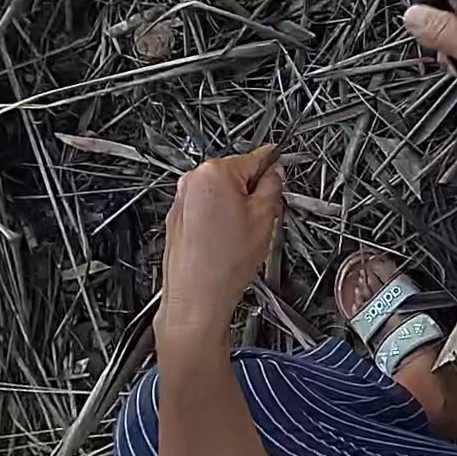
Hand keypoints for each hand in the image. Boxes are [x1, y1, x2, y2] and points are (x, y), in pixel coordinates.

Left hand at [158, 147, 284, 349]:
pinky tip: (228, 242)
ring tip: (244, 234)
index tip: (279, 163)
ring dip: (236, 205)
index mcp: (214, 173)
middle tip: (266, 214)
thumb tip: (274, 174)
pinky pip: (206, 208)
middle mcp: (192, 181)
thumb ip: (273, 187)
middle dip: (253, 191)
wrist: (196, 298)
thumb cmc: (223, 263)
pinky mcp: (177, 218)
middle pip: (235, 174)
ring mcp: (181, 200)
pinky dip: (219, 218)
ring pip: (220, 192)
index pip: (253, 158)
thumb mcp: (264, 218)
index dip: (273, 165)